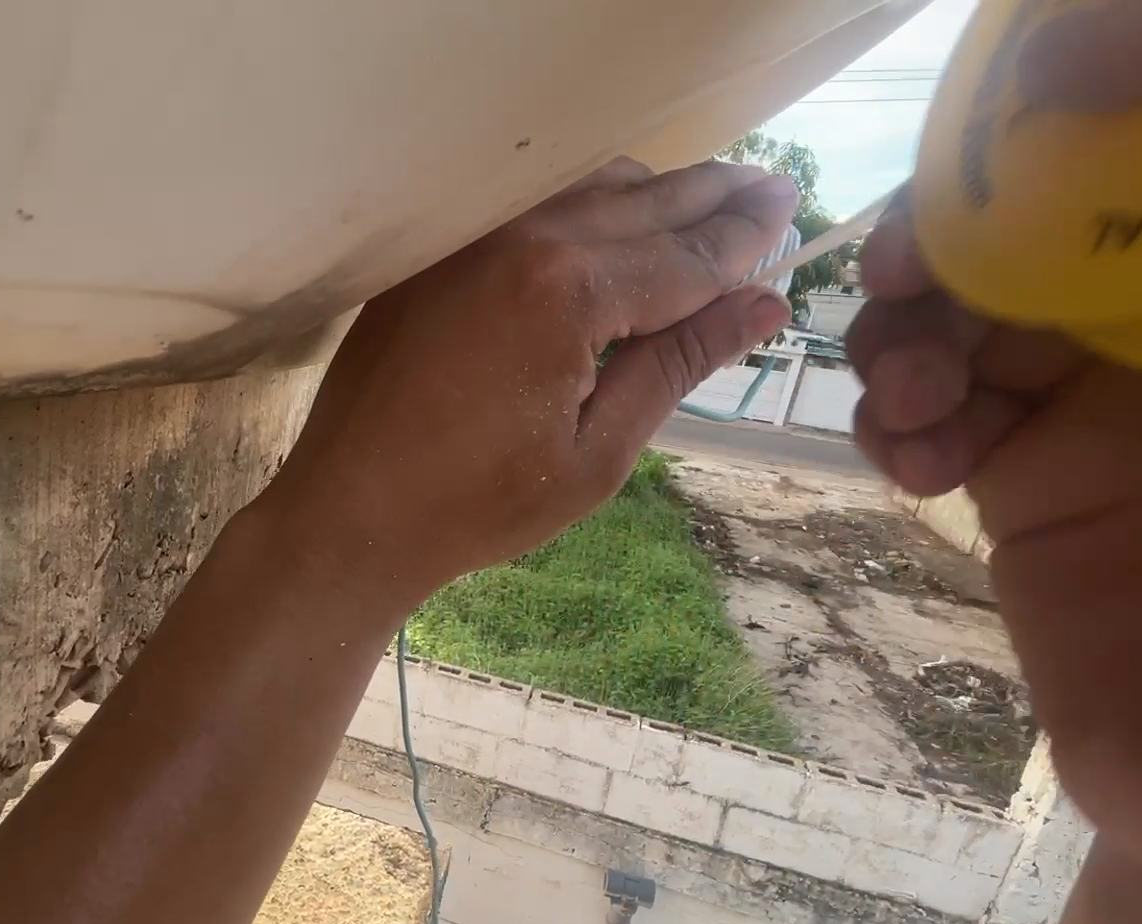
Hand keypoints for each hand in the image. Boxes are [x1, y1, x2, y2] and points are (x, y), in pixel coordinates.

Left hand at [252, 157, 796, 607]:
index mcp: (566, 293)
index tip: (789, 221)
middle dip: (712, 199)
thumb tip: (760, 307)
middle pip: (642, 203)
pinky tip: (606, 224)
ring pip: (583, 191)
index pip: (683, 255)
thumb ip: (676, 366)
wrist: (353, 513)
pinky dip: (581, 206)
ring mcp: (464, 242)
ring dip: (649, 195)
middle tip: (768, 195)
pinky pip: (525, 210)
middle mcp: (517, 241)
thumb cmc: (476, 506)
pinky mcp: (429, 260)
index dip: (742, 242)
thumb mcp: (596, 454)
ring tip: (699, 207)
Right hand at [848, 202, 1141, 905]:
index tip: (993, 179)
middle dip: (954, 245)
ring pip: (965, 322)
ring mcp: (1102, 414)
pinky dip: (895, 427)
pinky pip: (928, 422)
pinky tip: (912, 469)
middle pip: (1045, 236)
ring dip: (907, 341)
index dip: (1075, 147)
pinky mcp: (1022, 487)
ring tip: (914, 404)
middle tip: (895, 279)